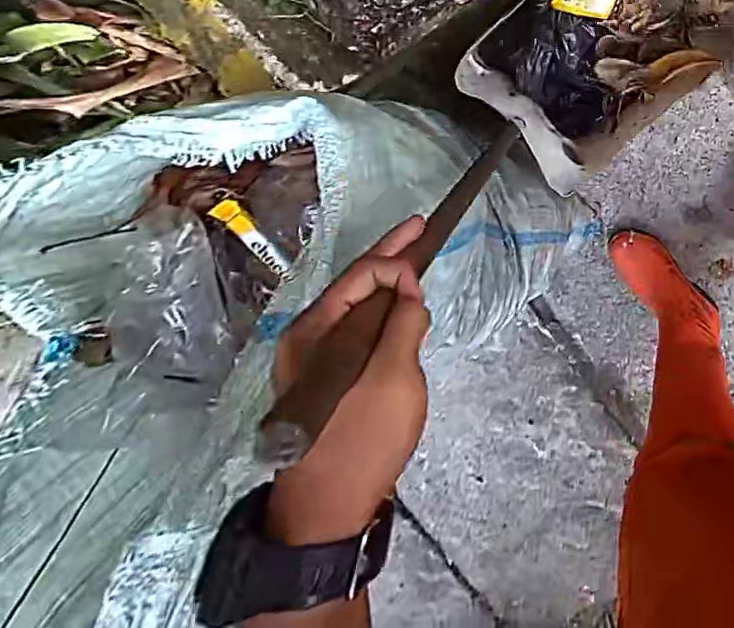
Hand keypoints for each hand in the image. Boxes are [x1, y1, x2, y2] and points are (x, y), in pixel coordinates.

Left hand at [264, 215, 431, 545]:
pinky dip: (383, 312)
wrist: (327, 508)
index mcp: (315, 332)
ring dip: (387, 283)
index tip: (425, 268)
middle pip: (354, 284)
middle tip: (418, 225)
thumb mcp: (392, 376)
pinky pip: (359, 328)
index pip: (360, 277)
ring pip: (357, 306)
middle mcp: (309, 338)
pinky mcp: (331, 376)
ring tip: (414, 259)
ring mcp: (317, 359)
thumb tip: (407, 287)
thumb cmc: (361, 438)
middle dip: (388, 255)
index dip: (395, 265)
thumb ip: (402, 323)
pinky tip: (401, 308)